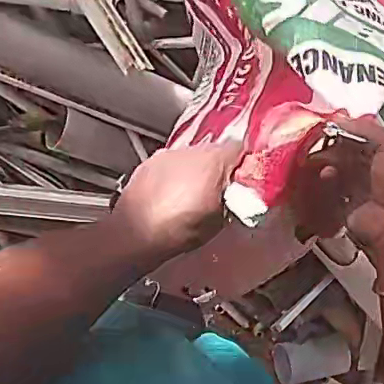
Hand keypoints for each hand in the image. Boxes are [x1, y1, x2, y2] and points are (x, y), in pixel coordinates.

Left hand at [106, 140, 241, 261]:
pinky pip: (173, 163)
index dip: (247, 164)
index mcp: (215, 161)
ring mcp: (170, 154)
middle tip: (224, 190)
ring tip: (196, 195)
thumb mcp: (220, 219)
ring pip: (194, 156)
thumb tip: (242, 194)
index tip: (247, 178)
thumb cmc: (178, 230)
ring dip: (199, 170)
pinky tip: (175, 195)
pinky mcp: (152, 161)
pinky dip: (178, 174)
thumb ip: (236, 199)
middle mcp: (192, 151)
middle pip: (217, 151)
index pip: (242, 149)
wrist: (136, 234)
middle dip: (222, 168)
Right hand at [294, 115, 383, 292]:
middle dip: (332, 145)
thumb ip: (368, 129)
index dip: (347, 128)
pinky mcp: (347, 207)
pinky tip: (322, 176)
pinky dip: (325, 182)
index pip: (365, 135)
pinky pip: (332, 190)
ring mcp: (361, 189)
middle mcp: (376, 171)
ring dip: (327, 162)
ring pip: (338, 169)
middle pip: (348, 152)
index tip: (328, 123)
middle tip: (316, 138)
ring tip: (316, 156)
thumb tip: (340, 119)